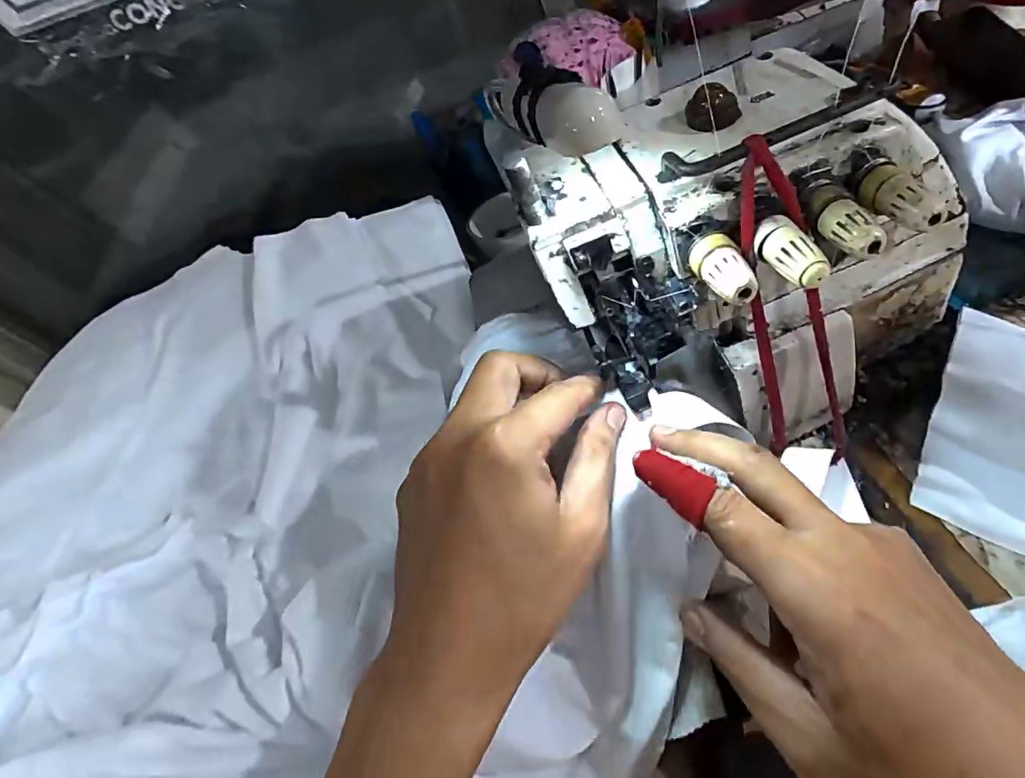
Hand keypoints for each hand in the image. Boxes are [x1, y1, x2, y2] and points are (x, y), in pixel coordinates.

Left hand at [327, 353, 625, 777]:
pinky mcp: (414, 478)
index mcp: (504, 443)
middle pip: (499, 367)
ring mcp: (429, 455)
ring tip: (539, 442)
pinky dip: (485, 431)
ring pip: (473, 397)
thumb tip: (609, 411)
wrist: (445, 657)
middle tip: (566, 406)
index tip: (604, 396)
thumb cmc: (526, 596)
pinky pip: (455, 432)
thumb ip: (597, 457)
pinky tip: (502, 476)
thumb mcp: (581, 529)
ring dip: (509, 401)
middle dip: (539, 373)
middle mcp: (458, 433)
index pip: (557, 392)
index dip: (587, 389)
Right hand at [650, 427, 1024, 777]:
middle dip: (706, 441)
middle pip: (762, 468)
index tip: (642, 456)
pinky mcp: (898, 549)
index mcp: (814, 589)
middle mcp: (842, 542)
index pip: (727, 511)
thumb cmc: (910, 764)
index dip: (680, 480)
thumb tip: (693, 610)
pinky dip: (792, 540)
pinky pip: (827, 529)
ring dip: (749, 497)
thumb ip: (740, 661)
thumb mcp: (809, 736)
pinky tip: (797, 600)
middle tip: (661, 430)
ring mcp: (876, 539)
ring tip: (728, 562)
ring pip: (794, 498)